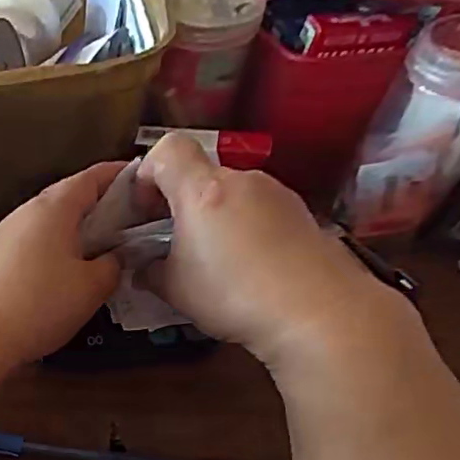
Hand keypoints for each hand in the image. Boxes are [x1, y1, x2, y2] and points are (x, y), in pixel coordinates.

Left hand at [0, 162, 125, 369]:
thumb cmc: (42, 305)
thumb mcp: (92, 287)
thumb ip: (113, 265)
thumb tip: (115, 257)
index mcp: (54, 207)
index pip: (92, 177)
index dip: (119, 175)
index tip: (142, 180)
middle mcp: (27, 211)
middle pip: (69, 196)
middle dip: (99, 204)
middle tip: (127, 221)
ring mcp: (7, 233)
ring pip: (50, 221)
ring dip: (77, 228)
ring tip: (100, 247)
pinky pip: (35, 242)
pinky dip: (57, 246)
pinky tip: (66, 271)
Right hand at [137, 135, 404, 368]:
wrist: (314, 310)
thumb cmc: (233, 295)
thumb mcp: (177, 291)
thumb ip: (152, 273)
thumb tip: (144, 269)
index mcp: (203, 190)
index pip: (167, 150)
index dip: (148, 172)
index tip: (145, 208)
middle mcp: (242, 180)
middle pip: (203, 176)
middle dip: (185, 205)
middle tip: (178, 246)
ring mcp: (278, 194)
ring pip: (235, 196)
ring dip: (219, 220)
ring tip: (220, 265)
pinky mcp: (303, 214)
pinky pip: (264, 214)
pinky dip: (251, 233)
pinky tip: (254, 271)